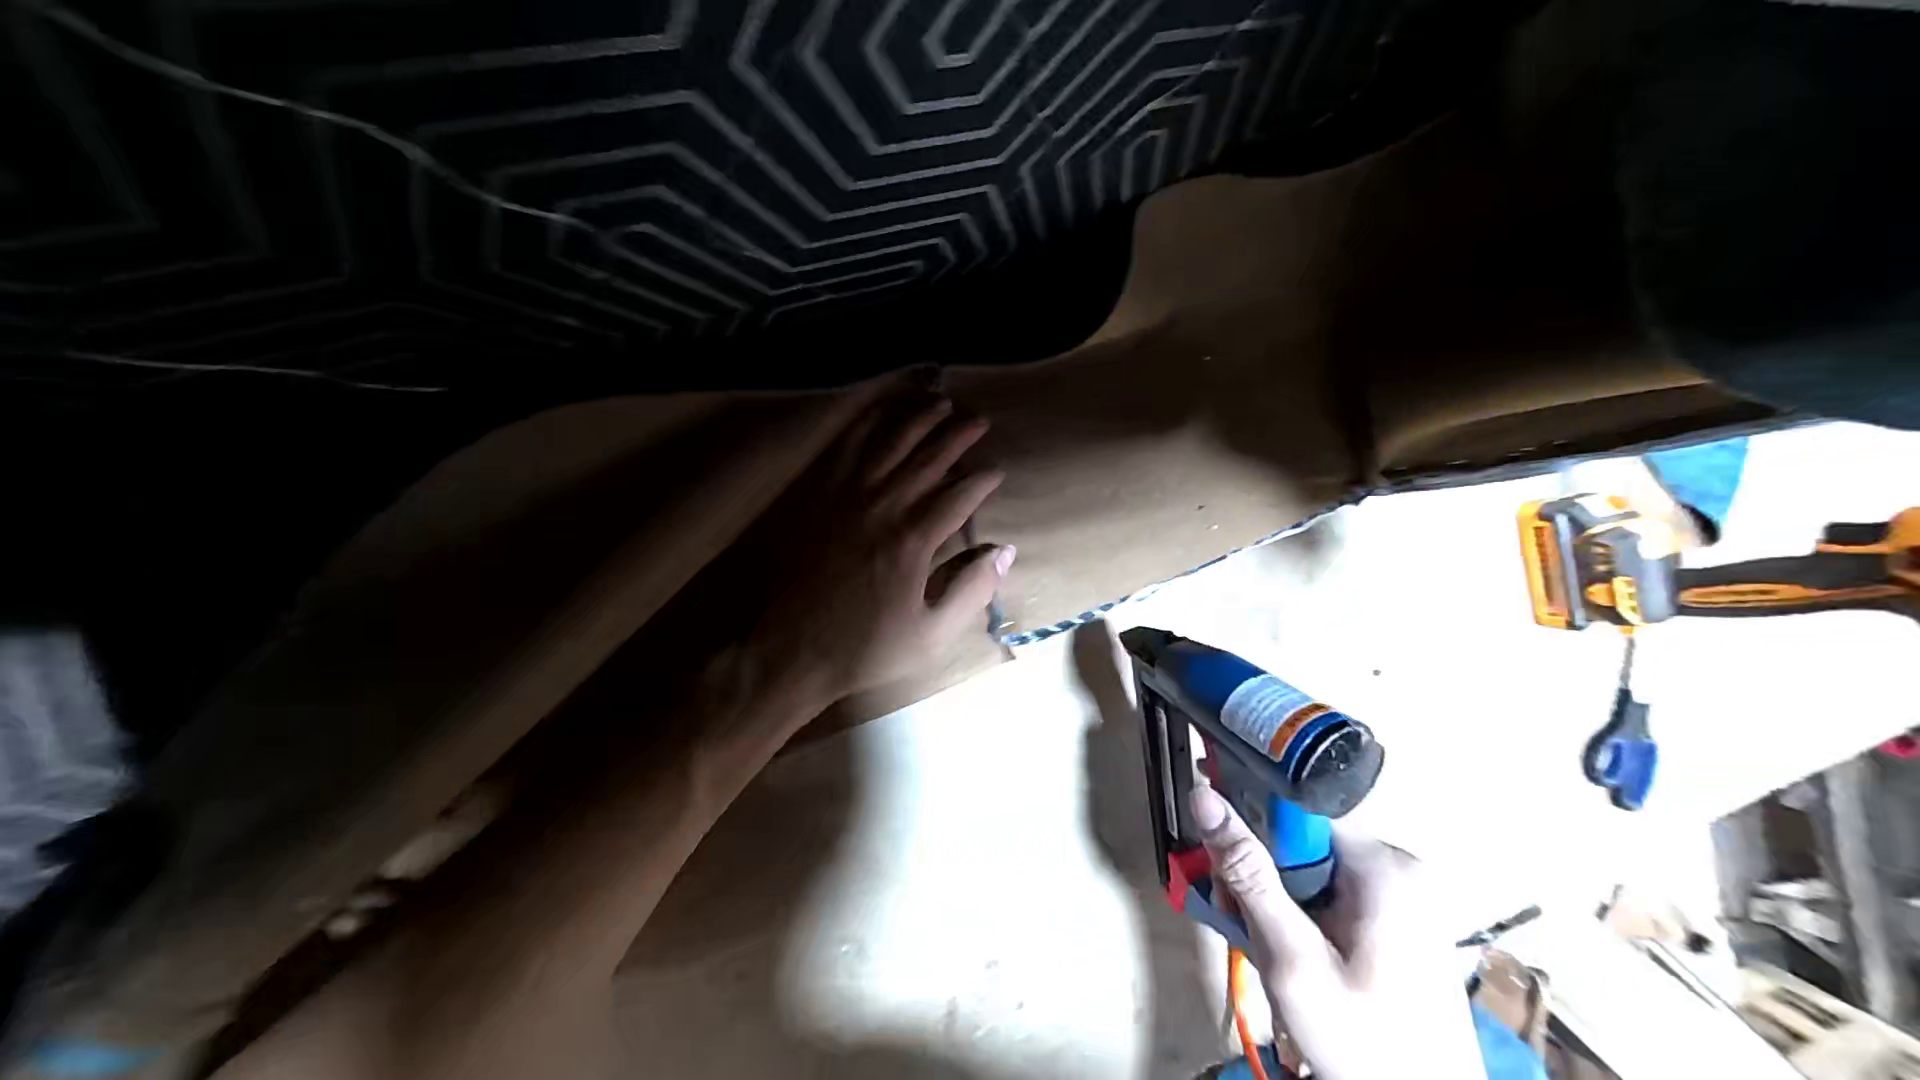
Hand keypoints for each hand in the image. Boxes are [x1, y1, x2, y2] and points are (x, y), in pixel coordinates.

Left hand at [749, 393, 1013, 706]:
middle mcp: (883, 506)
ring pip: (889, 442)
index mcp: (914, 540)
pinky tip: (880, 410)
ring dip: (918, 418)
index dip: (983, 479)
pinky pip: (846, 448)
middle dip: (958, 434)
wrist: (792, 648)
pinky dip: (867, 423)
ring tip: (941, 401)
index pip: (960, 495)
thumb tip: (1005, 551)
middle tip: (979, 420)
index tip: (997, 471)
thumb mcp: (932, 636)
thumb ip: (972, 591)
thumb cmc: (866, 647)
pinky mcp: (819, 494)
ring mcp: (847, 495)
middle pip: (929, 456)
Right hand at [1191, 785, 1484, 1079]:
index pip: (1292, 809)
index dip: (1246, 824)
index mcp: (1383, 864)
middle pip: (1299, 838)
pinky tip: (1290, 947)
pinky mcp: (1400, 916)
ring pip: (1310, 865)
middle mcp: (1399, 865)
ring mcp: (1403, 892)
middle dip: (1257, 871)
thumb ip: (1247, 874)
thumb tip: (1202, 793)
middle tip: (1234, 914)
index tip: (1217, 859)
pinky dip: (1300, 909)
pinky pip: (1332, 888)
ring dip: (1274, 894)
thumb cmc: (1363, 1044)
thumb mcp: (1291, 960)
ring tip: (1261, 941)